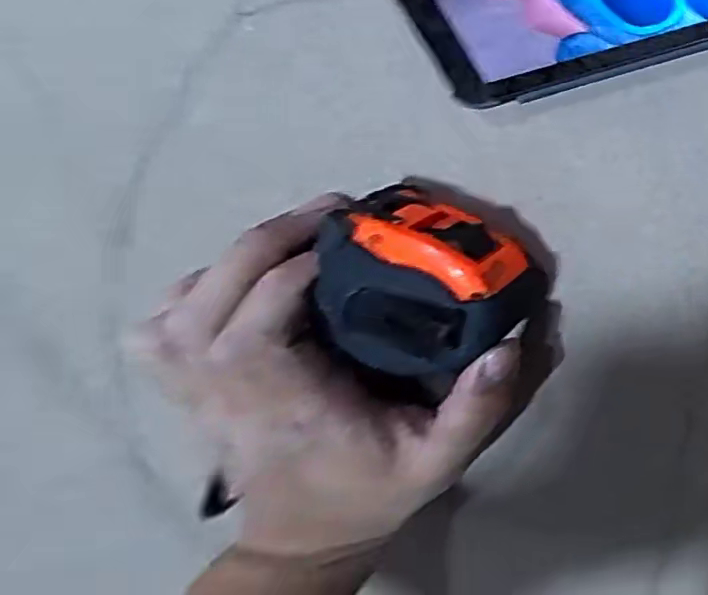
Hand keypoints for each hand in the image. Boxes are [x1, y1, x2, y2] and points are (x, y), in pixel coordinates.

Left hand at [128, 195, 531, 557]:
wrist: (307, 536)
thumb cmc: (375, 490)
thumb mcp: (442, 458)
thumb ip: (477, 408)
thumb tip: (504, 347)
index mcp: (286, 409)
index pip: (245, 341)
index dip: (285, 281)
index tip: (352, 243)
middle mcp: (228, 399)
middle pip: (198, 314)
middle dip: (260, 246)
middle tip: (336, 209)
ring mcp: (201, 393)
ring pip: (171, 316)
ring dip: (230, 260)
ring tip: (305, 229)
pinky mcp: (197, 386)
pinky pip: (164, 329)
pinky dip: (197, 288)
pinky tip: (252, 272)